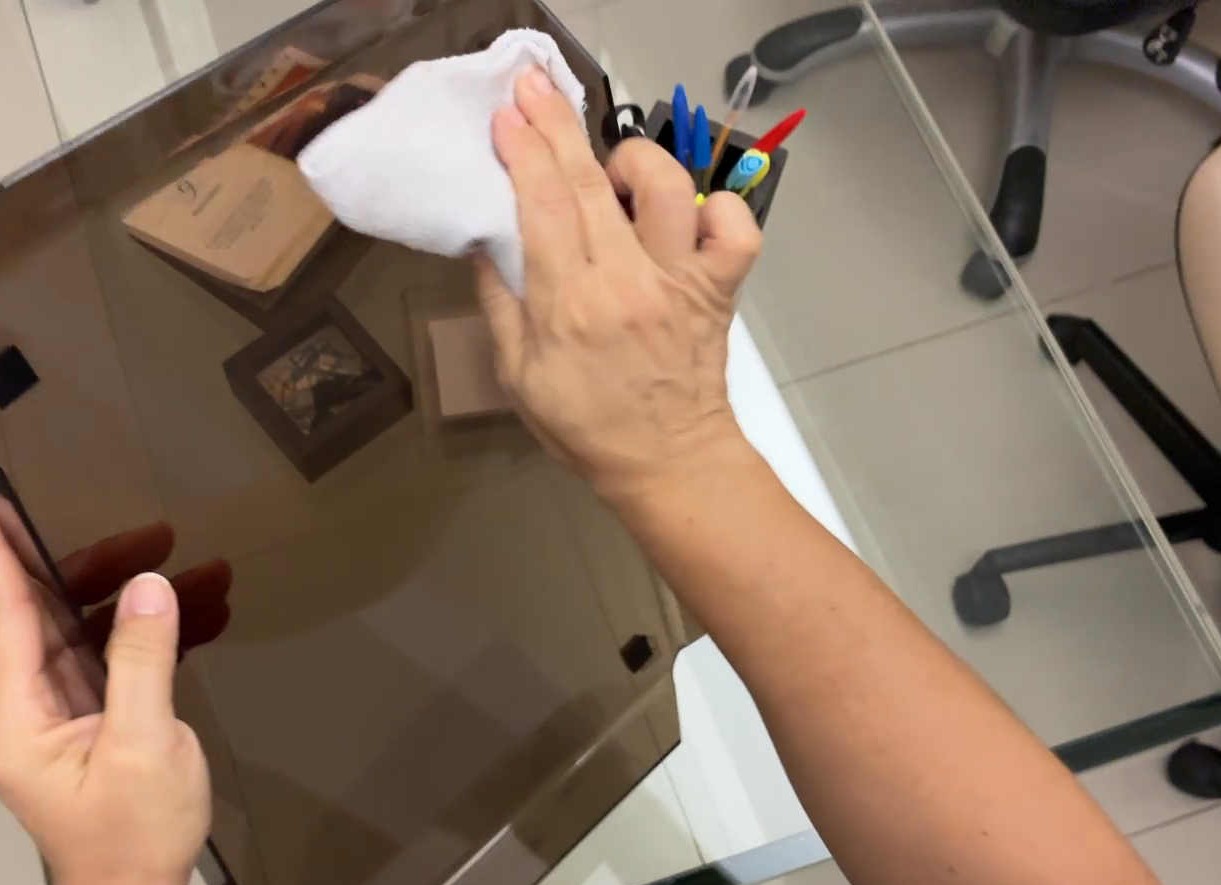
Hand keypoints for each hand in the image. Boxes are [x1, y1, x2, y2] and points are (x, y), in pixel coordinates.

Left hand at [0, 481, 212, 884]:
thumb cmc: (132, 833)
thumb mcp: (144, 745)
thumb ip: (142, 661)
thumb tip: (149, 586)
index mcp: (11, 713)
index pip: (0, 611)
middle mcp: (19, 704)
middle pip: (50, 611)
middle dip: (101, 565)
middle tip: (157, 528)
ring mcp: (51, 709)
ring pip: (85, 629)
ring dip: (136, 599)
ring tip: (195, 564)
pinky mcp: (83, 715)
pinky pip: (109, 656)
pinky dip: (147, 634)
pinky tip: (196, 611)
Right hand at [477, 69, 761, 499]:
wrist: (665, 463)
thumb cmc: (583, 427)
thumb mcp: (519, 378)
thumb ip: (500, 307)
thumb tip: (487, 244)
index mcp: (568, 307)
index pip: (542, 207)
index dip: (522, 152)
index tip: (506, 114)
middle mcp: (625, 283)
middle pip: (590, 183)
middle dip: (556, 125)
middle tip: (534, 85)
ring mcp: (679, 282)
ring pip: (666, 186)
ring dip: (634, 157)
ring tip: (612, 164)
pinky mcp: (718, 289)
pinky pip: (733, 227)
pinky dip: (717, 206)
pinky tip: (688, 214)